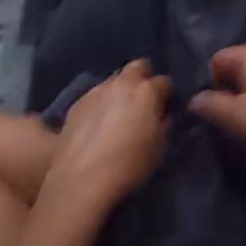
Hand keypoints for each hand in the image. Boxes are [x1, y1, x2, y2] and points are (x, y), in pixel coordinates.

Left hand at [41, 60, 169, 216]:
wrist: (81, 179)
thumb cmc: (128, 165)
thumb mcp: (158, 148)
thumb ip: (163, 125)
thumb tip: (162, 115)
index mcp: (146, 92)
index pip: (164, 82)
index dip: (167, 94)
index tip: (167, 107)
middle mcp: (121, 83)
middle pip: (138, 67)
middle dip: (144, 78)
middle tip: (144, 100)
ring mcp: (97, 90)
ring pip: (115, 80)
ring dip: (121, 90)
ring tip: (120, 113)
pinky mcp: (77, 102)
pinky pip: (96, 95)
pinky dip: (103, 102)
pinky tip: (99, 122)